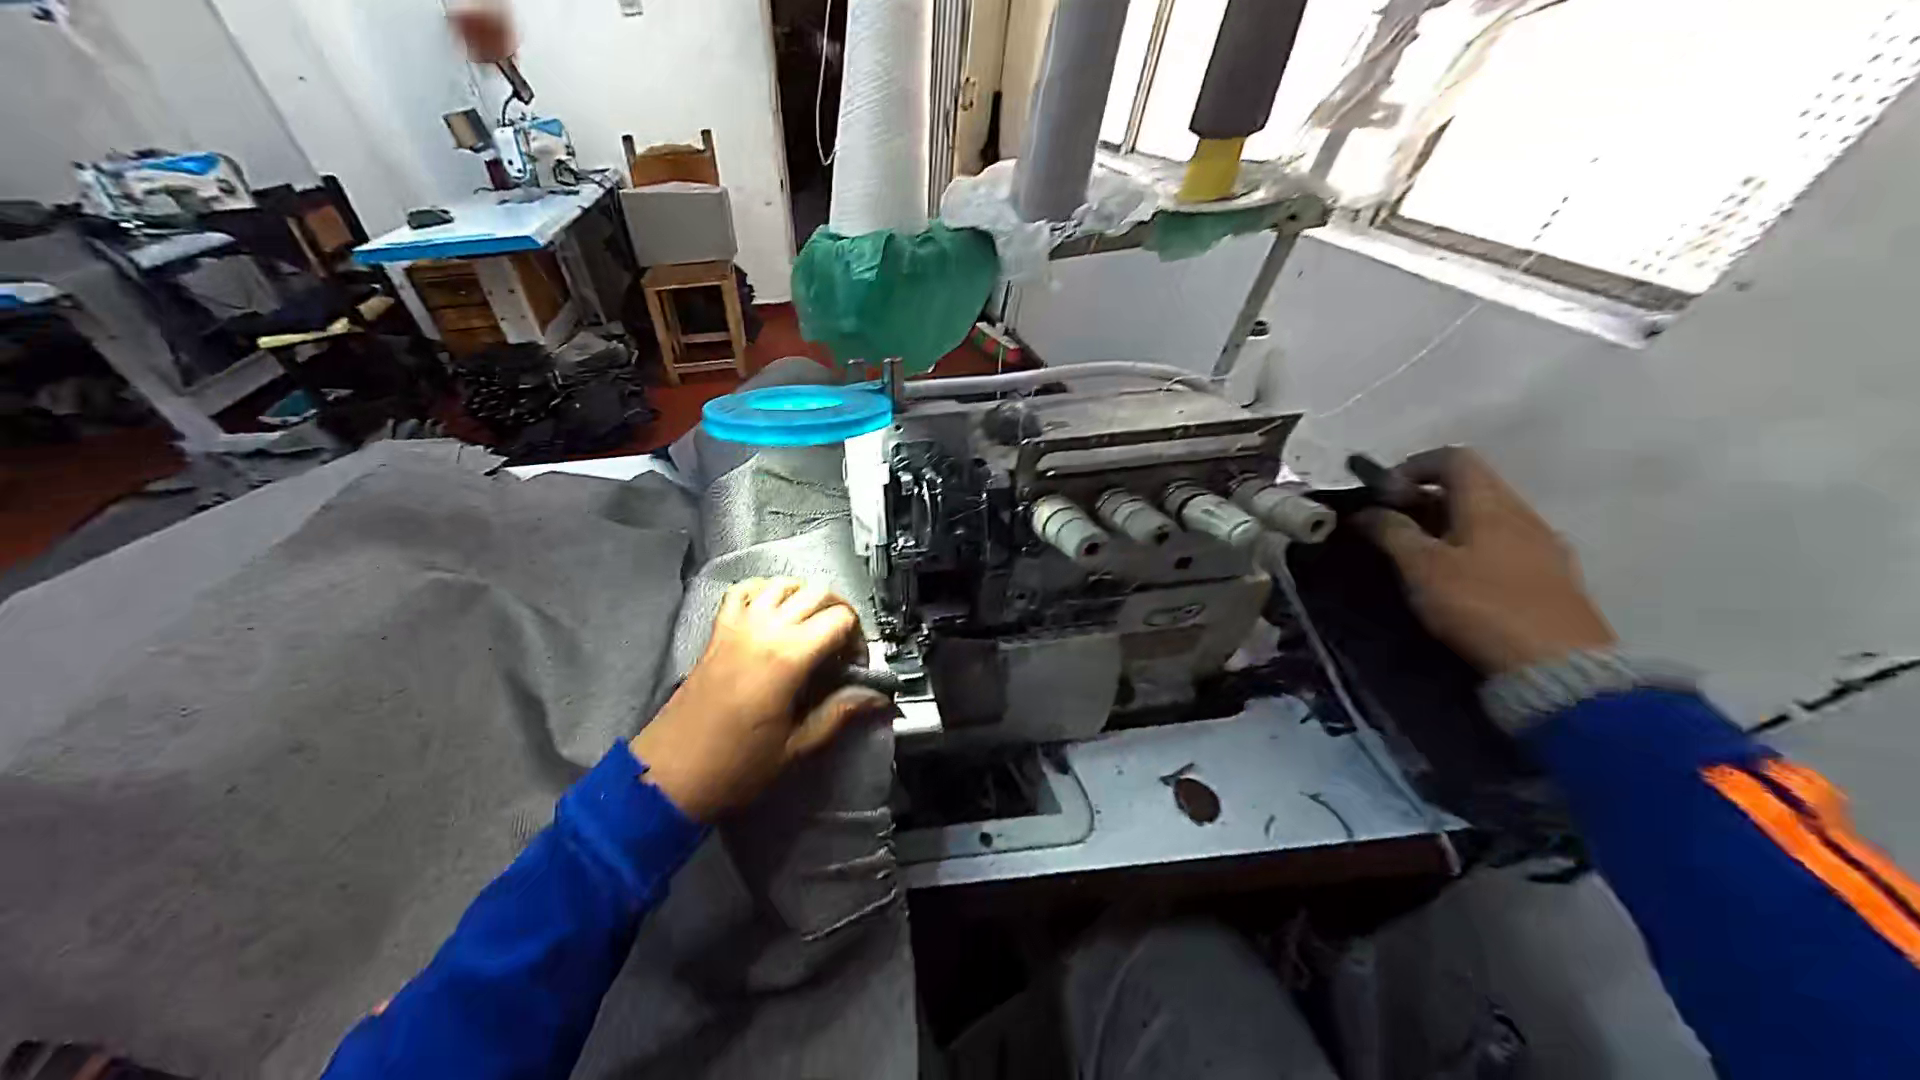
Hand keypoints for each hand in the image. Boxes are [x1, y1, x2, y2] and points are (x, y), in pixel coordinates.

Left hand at [629, 578, 888, 821]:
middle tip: (842, 647)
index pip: (840, 619)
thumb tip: (877, 699)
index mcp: (788, 656)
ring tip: (812, 627)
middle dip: (840, 613)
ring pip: (783, 584)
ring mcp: (737, 626)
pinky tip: (774, 610)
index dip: (857, 640)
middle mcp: (765, 629)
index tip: (855, 667)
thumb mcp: (796, 746)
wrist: (670, 774)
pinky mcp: (718, 631)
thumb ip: (839, 713)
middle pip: (817, 593)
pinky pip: (744, 591)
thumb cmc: (736, 765)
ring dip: (805, 598)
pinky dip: (764, 591)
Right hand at [1356, 447, 1615, 675]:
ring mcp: (1544, 544)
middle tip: (1391, 530)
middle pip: (1470, 486)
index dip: (1412, 467)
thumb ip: (1391, 532)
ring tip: (1420, 558)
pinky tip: (1460, 581)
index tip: (1383, 497)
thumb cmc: (1479, 605)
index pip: (1452, 458)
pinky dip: (1473, 548)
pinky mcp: (1553, 576)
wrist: (1557, 665)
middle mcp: (1522, 513)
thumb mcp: (1421, 568)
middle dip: (1424, 500)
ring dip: (1448, 526)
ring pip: (1487, 517)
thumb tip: (1366, 510)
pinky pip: (1505, 544)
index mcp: (1490, 502)